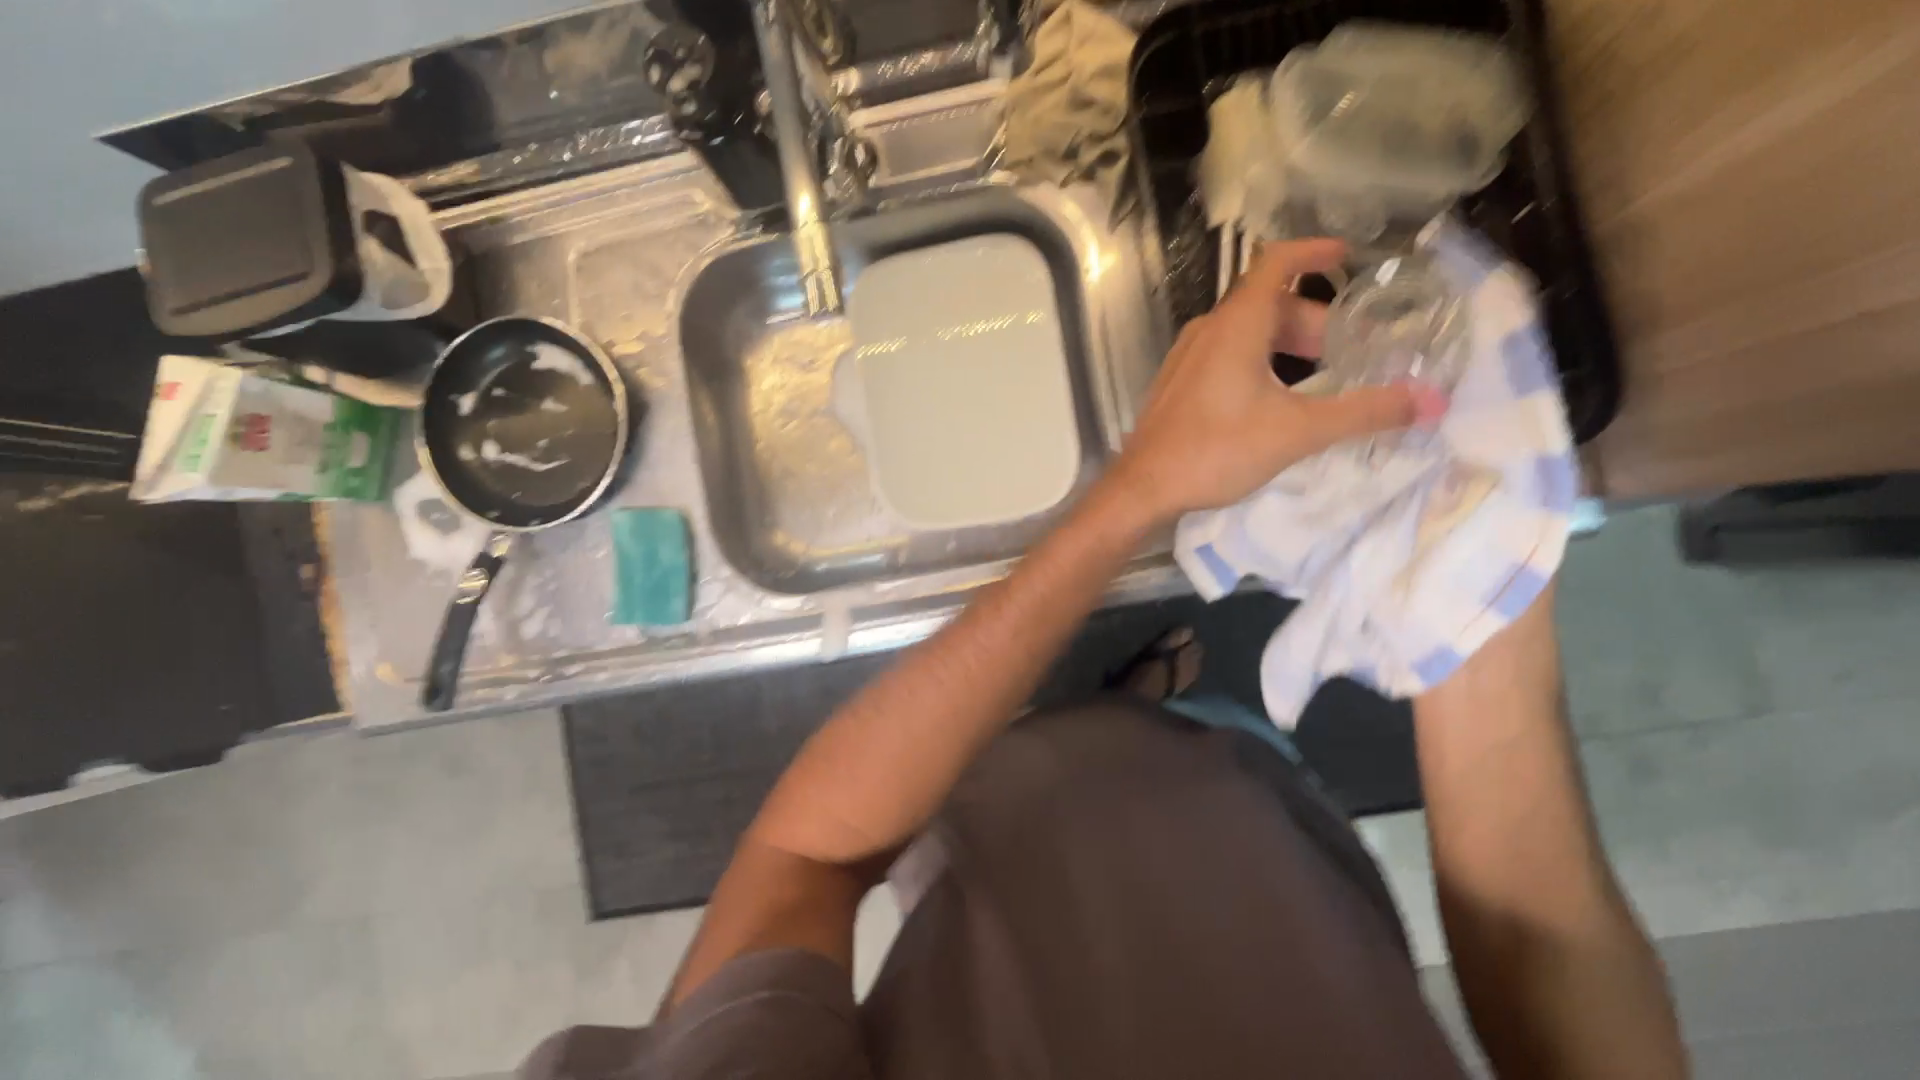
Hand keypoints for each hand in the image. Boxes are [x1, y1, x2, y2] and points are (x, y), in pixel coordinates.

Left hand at [1106, 239, 1447, 522]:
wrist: (1143, 487)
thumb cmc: (1216, 450)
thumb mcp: (1298, 432)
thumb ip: (1364, 412)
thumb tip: (1431, 401)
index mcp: (1237, 325)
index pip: (1277, 263)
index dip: (1314, 252)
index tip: (1348, 256)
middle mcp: (1209, 329)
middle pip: (1269, 305)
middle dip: (1314, 322)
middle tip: (1350, 352)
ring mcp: (1188, 356)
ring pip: (1247, 332)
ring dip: (1287, 345)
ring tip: (1320, 380)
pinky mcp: (1178, 382)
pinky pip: (1226, 354)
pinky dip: (1259, 360)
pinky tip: (1274, 400)